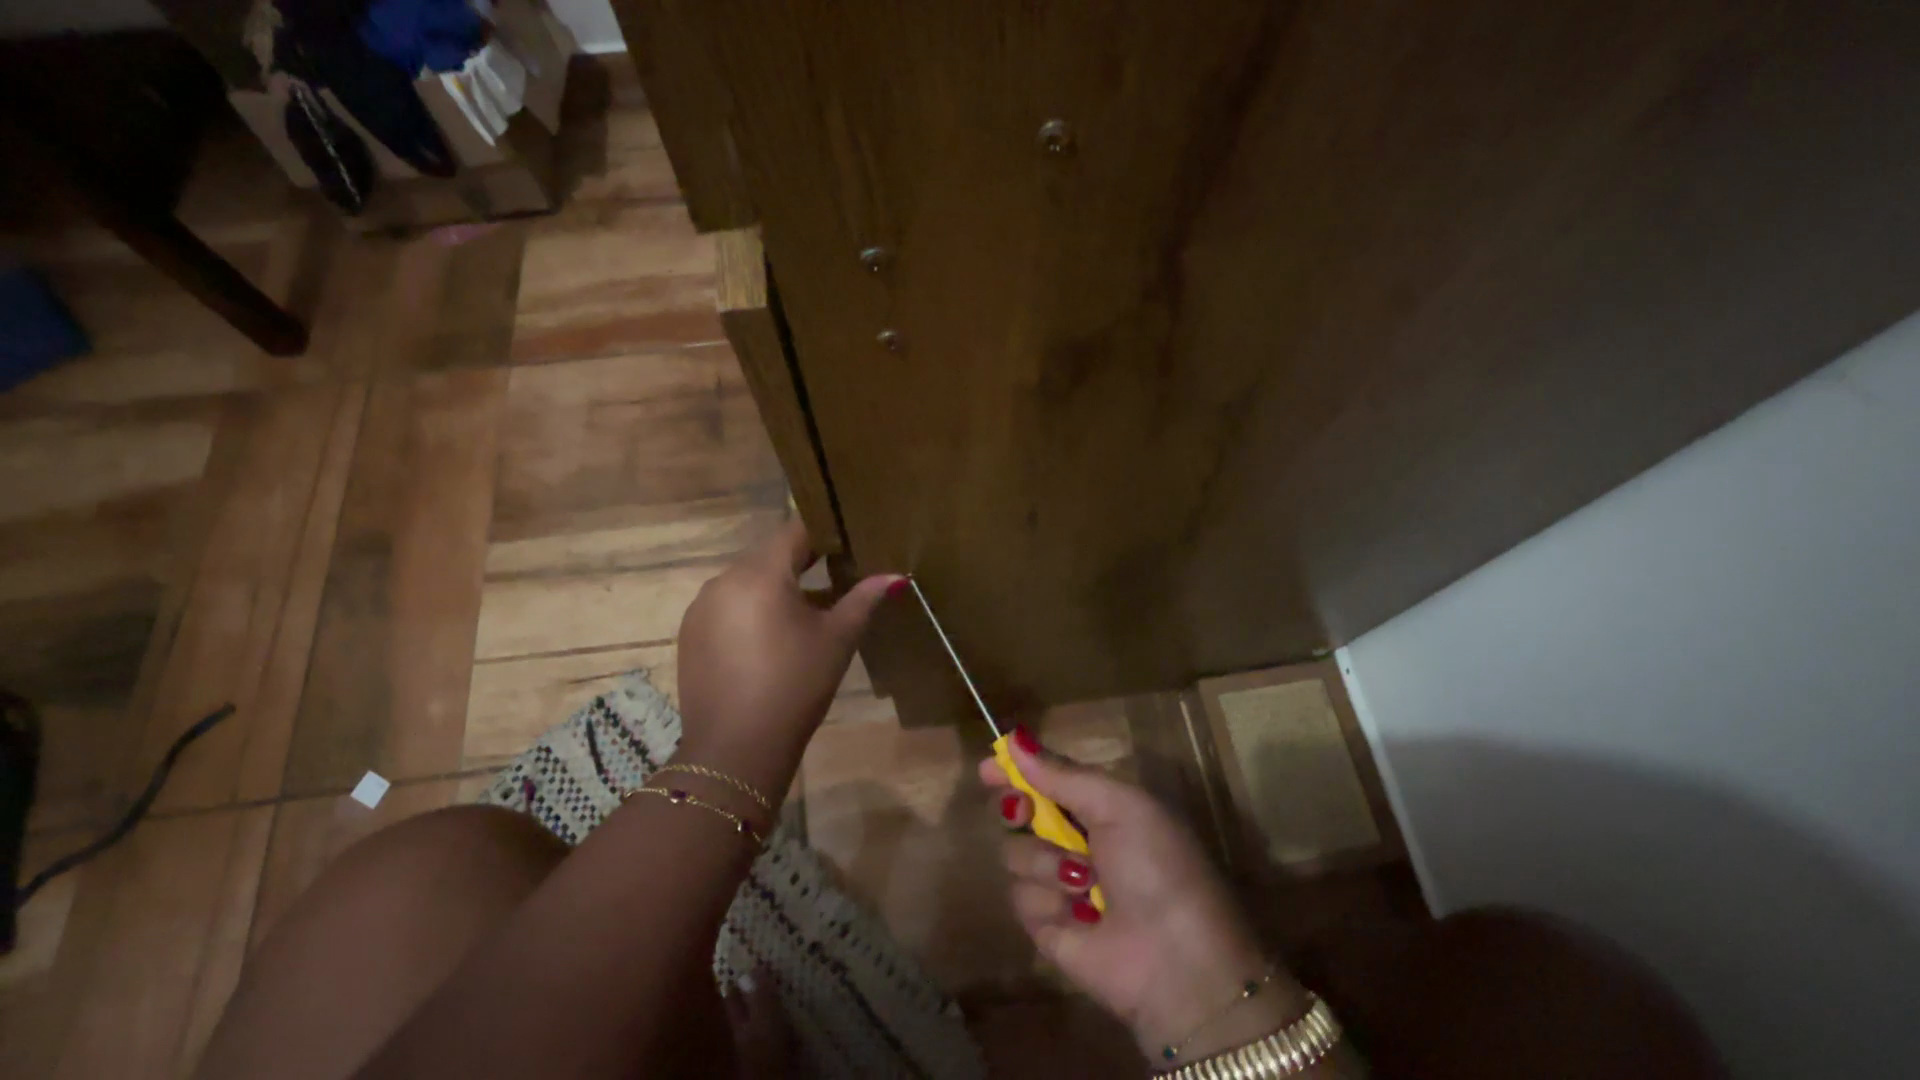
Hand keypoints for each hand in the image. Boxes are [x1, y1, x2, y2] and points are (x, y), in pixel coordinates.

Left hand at [677, 521, 900, 755]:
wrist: (736, 748)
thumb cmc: (795, 685)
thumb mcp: (837, 640)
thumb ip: (863, 600)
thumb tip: (894, 577)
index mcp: (759, 573)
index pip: (795, 531)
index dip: (824, 533)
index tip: (849, 543)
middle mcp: (722, 580)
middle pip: (768, 555)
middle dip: (801, 563)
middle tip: (836, 577)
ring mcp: (700, 608)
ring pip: (745, 582)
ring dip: (774, 589)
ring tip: (806, 615)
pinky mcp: (690, 635)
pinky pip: (726, 607)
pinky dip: (750, 612)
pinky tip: (770, 642)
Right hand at [982, 734, 1306, 1063]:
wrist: (1175, 958)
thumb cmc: (1157, 867)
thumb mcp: (1120, 805)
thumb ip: (1063, 773)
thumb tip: (1013, 738)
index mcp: (1104, 807)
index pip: (1048, 779)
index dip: (1017, 770)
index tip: (989, 767)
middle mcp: (1078, 841)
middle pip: (1021, 812)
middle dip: (1019, 808)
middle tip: (1025, 812)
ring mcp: (1059, 885)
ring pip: (1015, 852)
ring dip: (1047, 861)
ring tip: (1087, 882)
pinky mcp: (1046, 926)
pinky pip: (1021, 896)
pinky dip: (1049, 900)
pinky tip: (1080, 915)